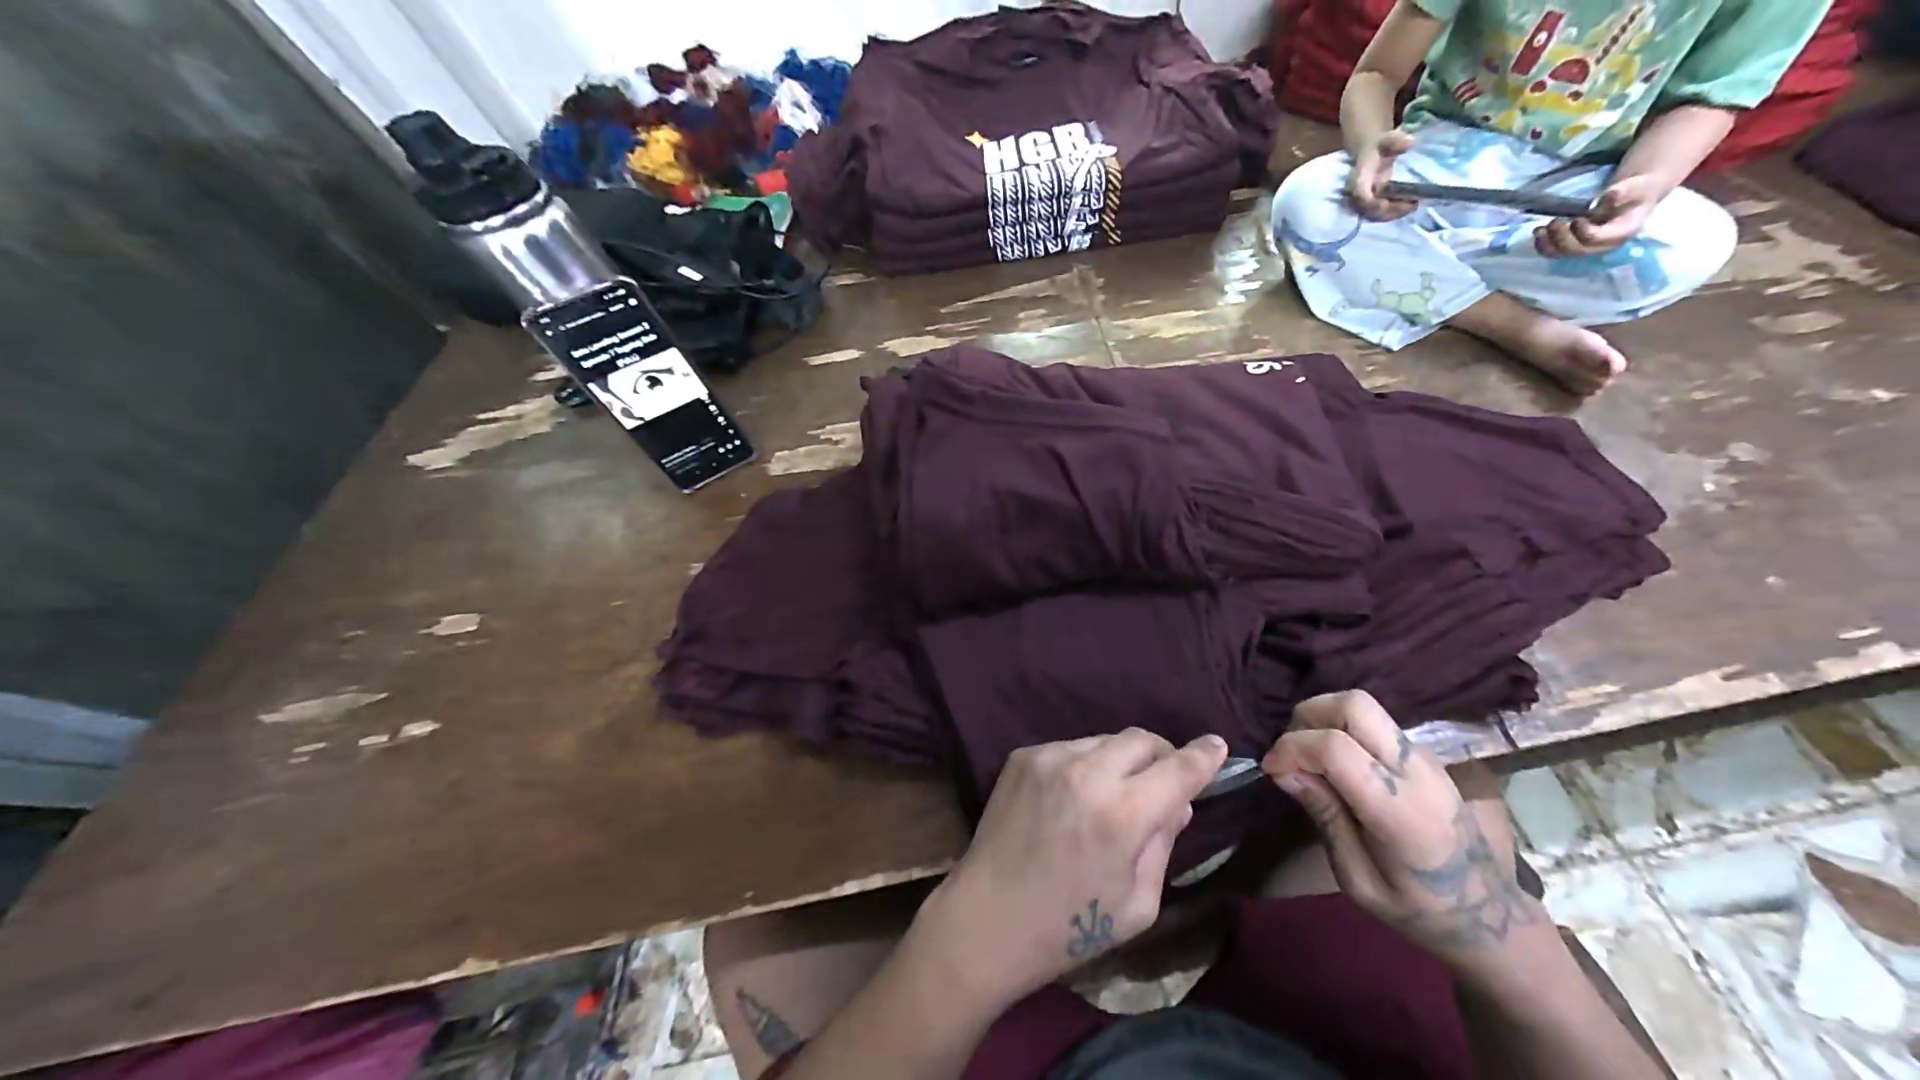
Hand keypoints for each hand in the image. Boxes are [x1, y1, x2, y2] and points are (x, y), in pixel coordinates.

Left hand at [912, 730, 1227, 1007]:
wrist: (987, 920)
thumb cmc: (1069, 927)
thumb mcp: (1137, 904)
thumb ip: (1163, 844)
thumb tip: (1176, 803)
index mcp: (1122, 814)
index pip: (1179, 768)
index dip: (1204, 756)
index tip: (1217, 746)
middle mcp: (1086, 772)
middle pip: (1141, 739)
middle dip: (1162, 754)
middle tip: (1165, 779)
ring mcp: (1049, 758)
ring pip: (1104, 741)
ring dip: (1120, 761)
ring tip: (1112, 796)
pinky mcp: (1022, 757)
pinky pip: (1070, 749)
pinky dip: (1084, 766)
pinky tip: (1073, 799)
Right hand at [1261, 691, 1544, 978]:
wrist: (1490, 915)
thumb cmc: (1418, 909)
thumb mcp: (1357, 879)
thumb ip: (1324, 816)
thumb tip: (1284, 770)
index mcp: (1401, 813)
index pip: (1336, 748)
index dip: (1291, 748)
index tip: (1272, 770)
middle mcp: (1418, 772)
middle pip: (1354, 705)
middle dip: (1308, 716)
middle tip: (1291, 750)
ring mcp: (1426, 758)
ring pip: (1363, 706)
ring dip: (1324, 720)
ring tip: (1309, 757)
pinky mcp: (1425, 754)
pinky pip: (1374, 722)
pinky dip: (1341, 728)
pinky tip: (1335, 763)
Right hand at [1346, 130, 1417, 221]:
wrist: (1369, 152)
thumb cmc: (1379, 146)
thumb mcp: (1387, 139)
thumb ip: (1396, 140)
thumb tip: (1409, 142)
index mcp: (1359, 179)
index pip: (1360, 195)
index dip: (1370, 203)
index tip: (1385, 204)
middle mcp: (1358, 194)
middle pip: (1369, 210)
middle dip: (1389, 210)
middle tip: (1412, 204)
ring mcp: (1364, 202)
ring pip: (1376, 215)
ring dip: (1395, 213)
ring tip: (1414, 204)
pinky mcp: (1371, 205)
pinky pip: (1381, 214)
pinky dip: (1395, 212)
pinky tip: (1410, 205)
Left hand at [1535, 174, 1660, 255]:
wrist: (1632, 197)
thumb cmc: (1636, 191)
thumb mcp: (1636, 186)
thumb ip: (1624, 191)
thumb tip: (1609, 196)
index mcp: (1621, 233)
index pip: (1597, 239)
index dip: (1584, 232)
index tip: (1578, 218)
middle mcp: (1603, 245)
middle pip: (1576, 250)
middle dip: (1561, 238)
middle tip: (1554, 222)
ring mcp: (1587, 248)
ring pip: (1561, 254)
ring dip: (1547, 244)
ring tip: (1539, 229)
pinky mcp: (1574, 246)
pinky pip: (1554, 252)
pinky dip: (1542, 245)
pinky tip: (1538, 233)